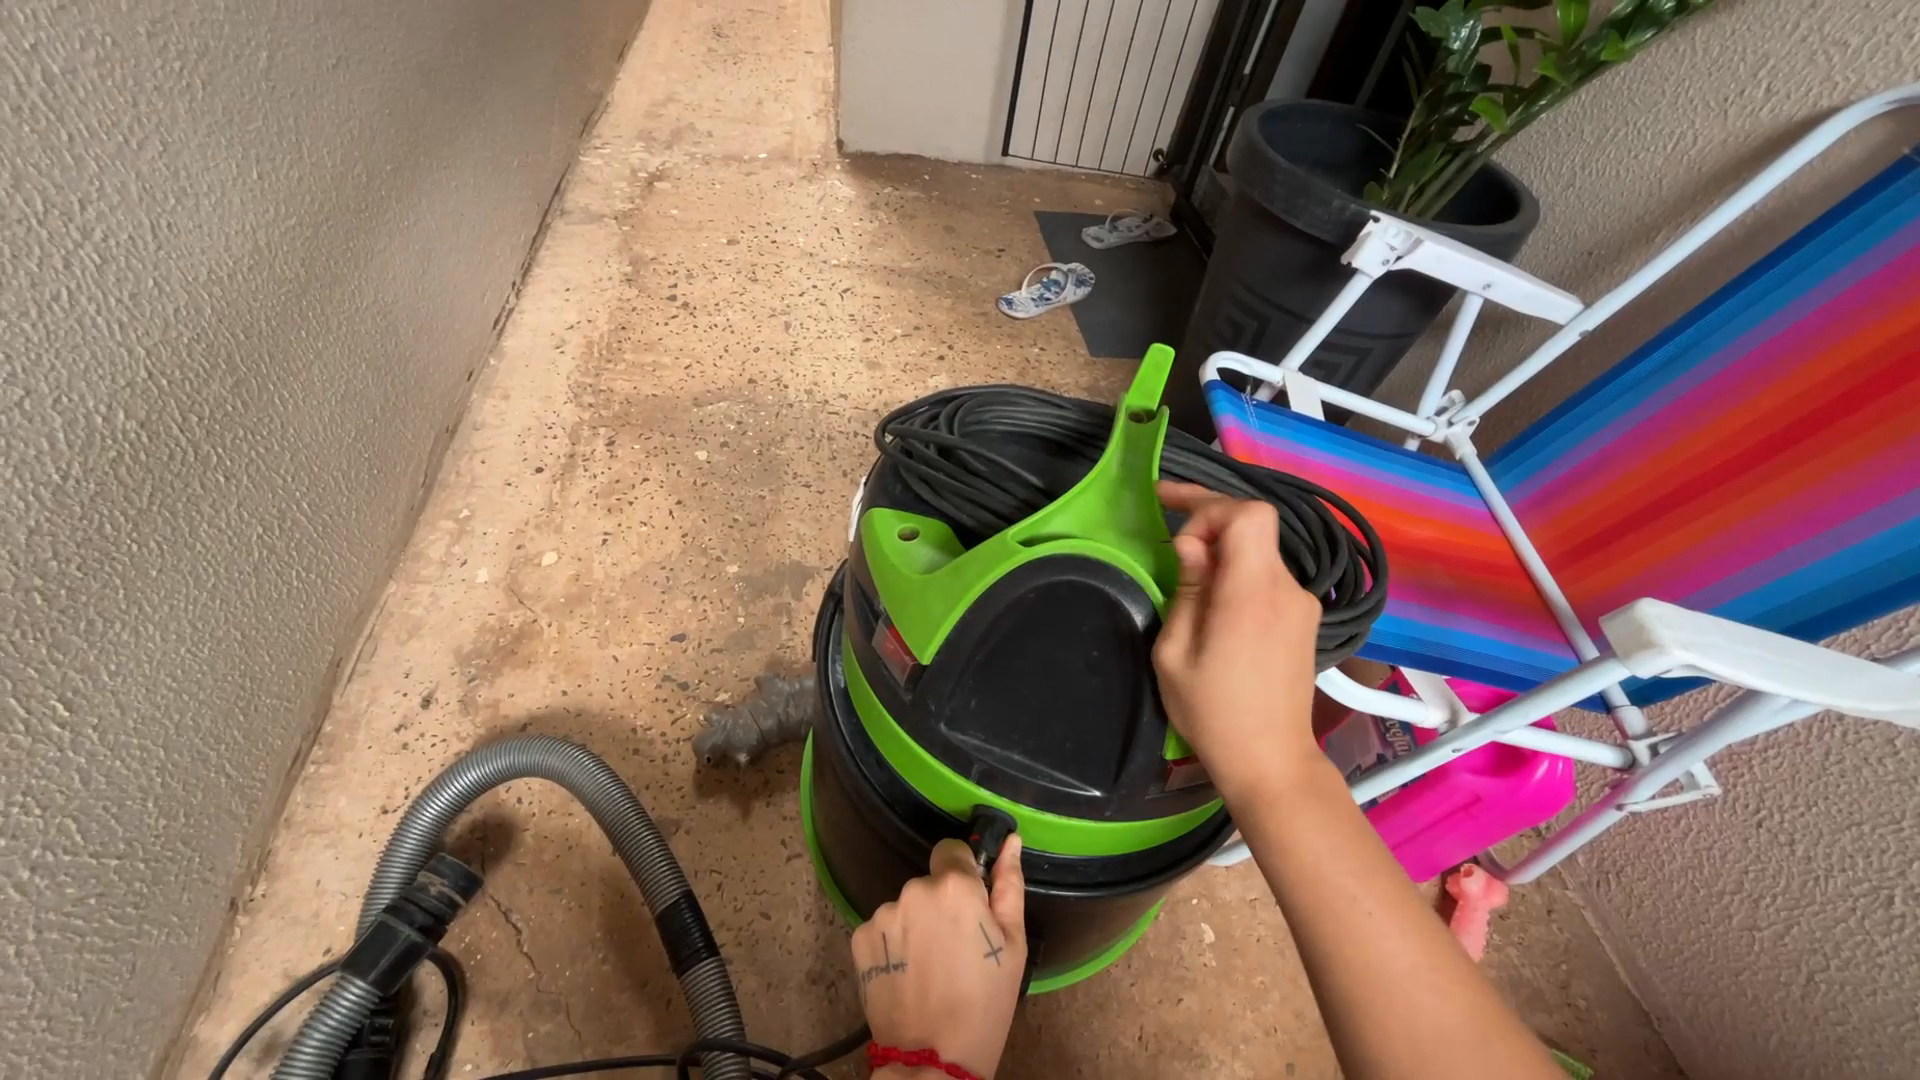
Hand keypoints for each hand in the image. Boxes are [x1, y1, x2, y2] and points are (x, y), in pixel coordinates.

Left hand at [852, 836, 1026, 1078]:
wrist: (934, 1059)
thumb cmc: (985, 1002)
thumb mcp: (1013, 943)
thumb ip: (1009, 884)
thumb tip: (1011, 841)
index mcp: (954, 885)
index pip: (951, 850)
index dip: (961, 874)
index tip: (968, 905)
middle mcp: (913, 889)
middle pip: (928, 883)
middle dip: (940, 905)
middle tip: (954, 948)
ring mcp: (882, 915)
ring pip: (905, 907)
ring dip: (915, 925)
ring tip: (929, 967)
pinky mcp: (860, 940)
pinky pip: (882, 930)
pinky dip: (893, 946)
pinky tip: (907, 974)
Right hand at [1154, 481, 1325, 800]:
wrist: (1270, 761)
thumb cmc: (1212, 713)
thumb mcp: (1174, 653)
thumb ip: (1186, 590)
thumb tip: (1192, 547)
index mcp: (1252, 595)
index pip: (1248, 516)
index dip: (1208, 506)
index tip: (1171, 522)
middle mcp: (1286, 590)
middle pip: (1255, 526)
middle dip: (1210, 519)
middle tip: (1169, 526)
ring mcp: (1301, 604)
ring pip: (1260, 551)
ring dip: (1223, 550)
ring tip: (1187, 578)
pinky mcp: (1303, 620)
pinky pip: (1267, 577)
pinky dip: (1239, 573)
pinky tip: (1214, 601)